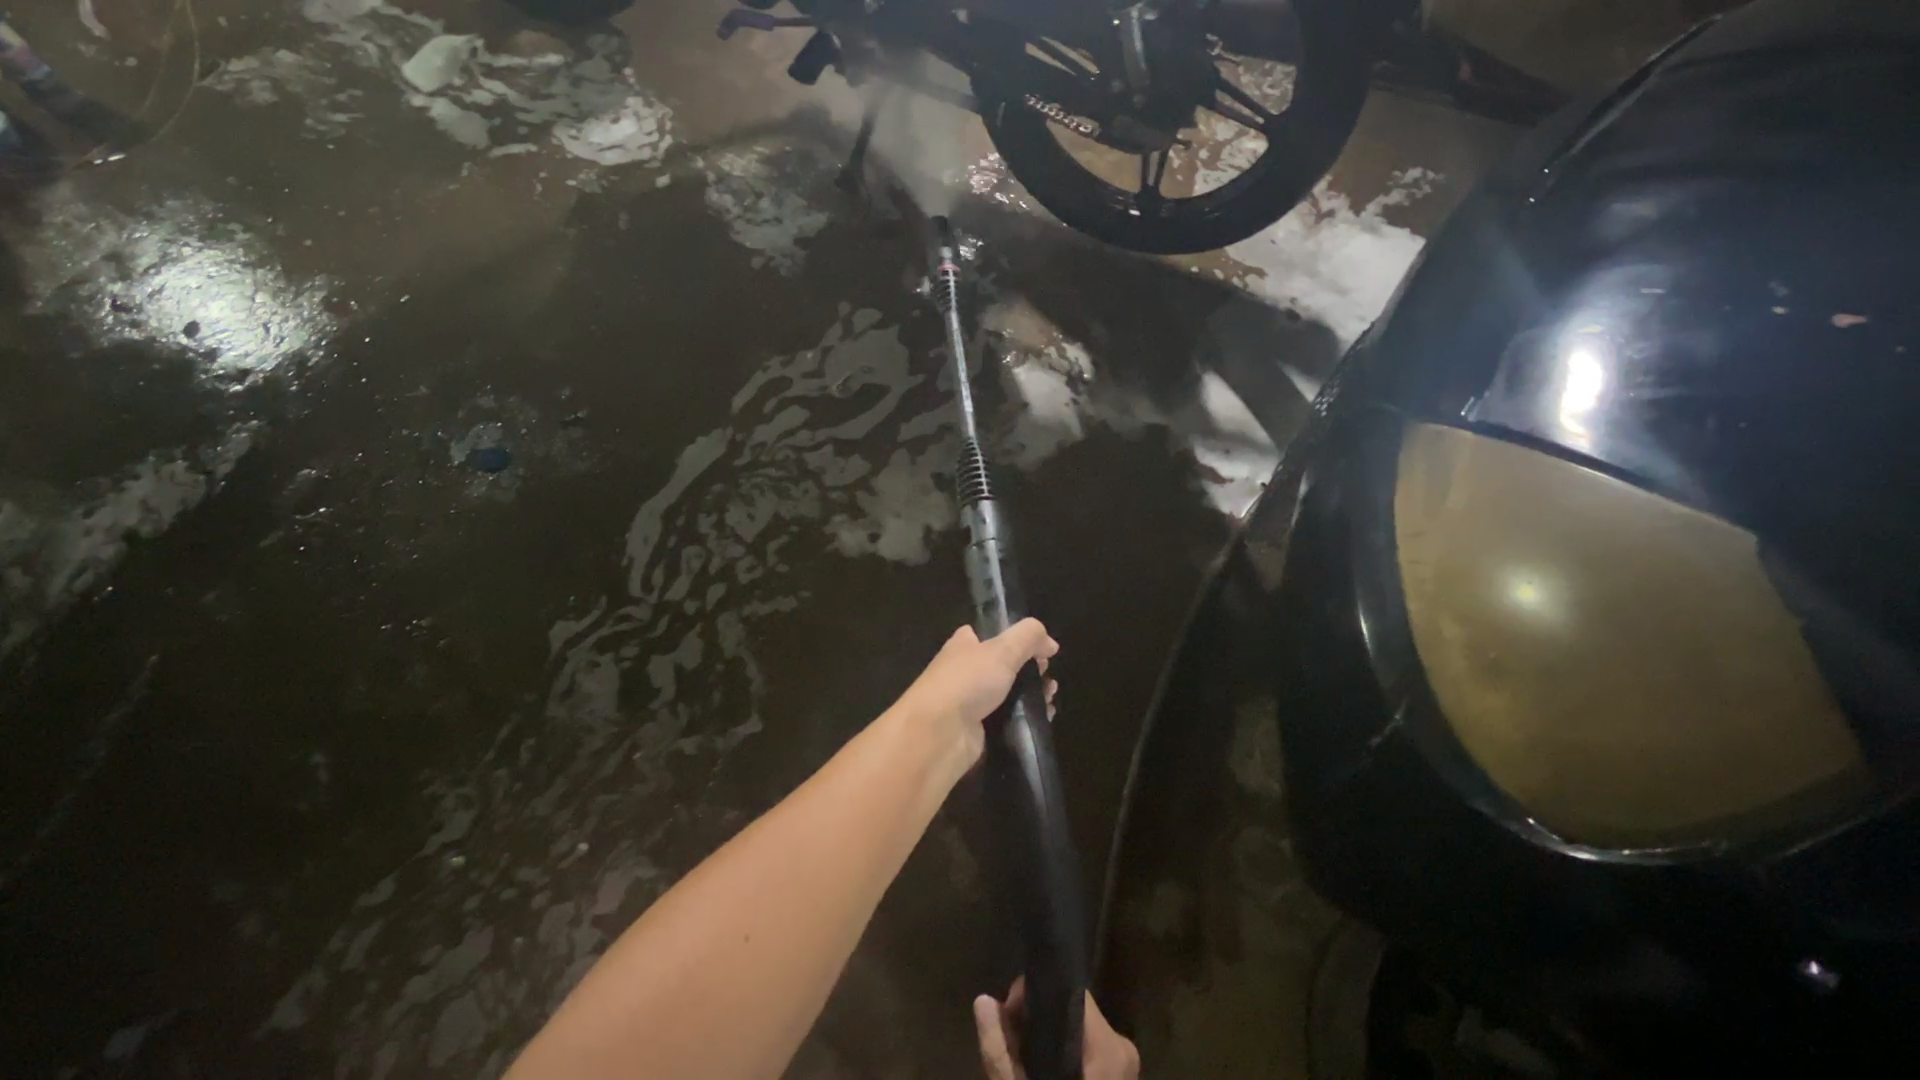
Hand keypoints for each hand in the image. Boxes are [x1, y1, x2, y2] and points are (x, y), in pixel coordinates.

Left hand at [893, 619, 1058, 769]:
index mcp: (964, 645)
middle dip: (1031, 670)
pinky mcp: (978, 729)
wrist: (939, 733)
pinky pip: (1007, 719)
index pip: (989, 634)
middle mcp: (965, 671)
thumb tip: (1050, 643)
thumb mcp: (1003, 649)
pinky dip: (1026, 718)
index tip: (1041, 648)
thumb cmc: (968, 681)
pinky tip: (1043, 718)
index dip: (1016, 638)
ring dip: (1032, 695)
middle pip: (1004, 666)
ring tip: (1050, 698)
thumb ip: (1029, 637)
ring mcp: (970, 702)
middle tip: (1047, 677)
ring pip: (1008, 694)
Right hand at [973, 982, 1139, 1079]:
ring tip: (1025, 1067)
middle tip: (1011, 1048)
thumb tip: (983, 1001)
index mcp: (1108, 1049)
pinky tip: (1044, 1075)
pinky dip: (1064, 1057)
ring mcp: (1126, 1066)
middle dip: (1037, 1022)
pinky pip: (1088, 1051)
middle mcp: (1123, 1050)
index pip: (1070, 994)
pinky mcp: (1121, 1078)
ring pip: (1079, 1032)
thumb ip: (999, 1051)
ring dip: (1049, 1041)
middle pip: (1073, 1013)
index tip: (1008, 1017)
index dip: (1033, 997)